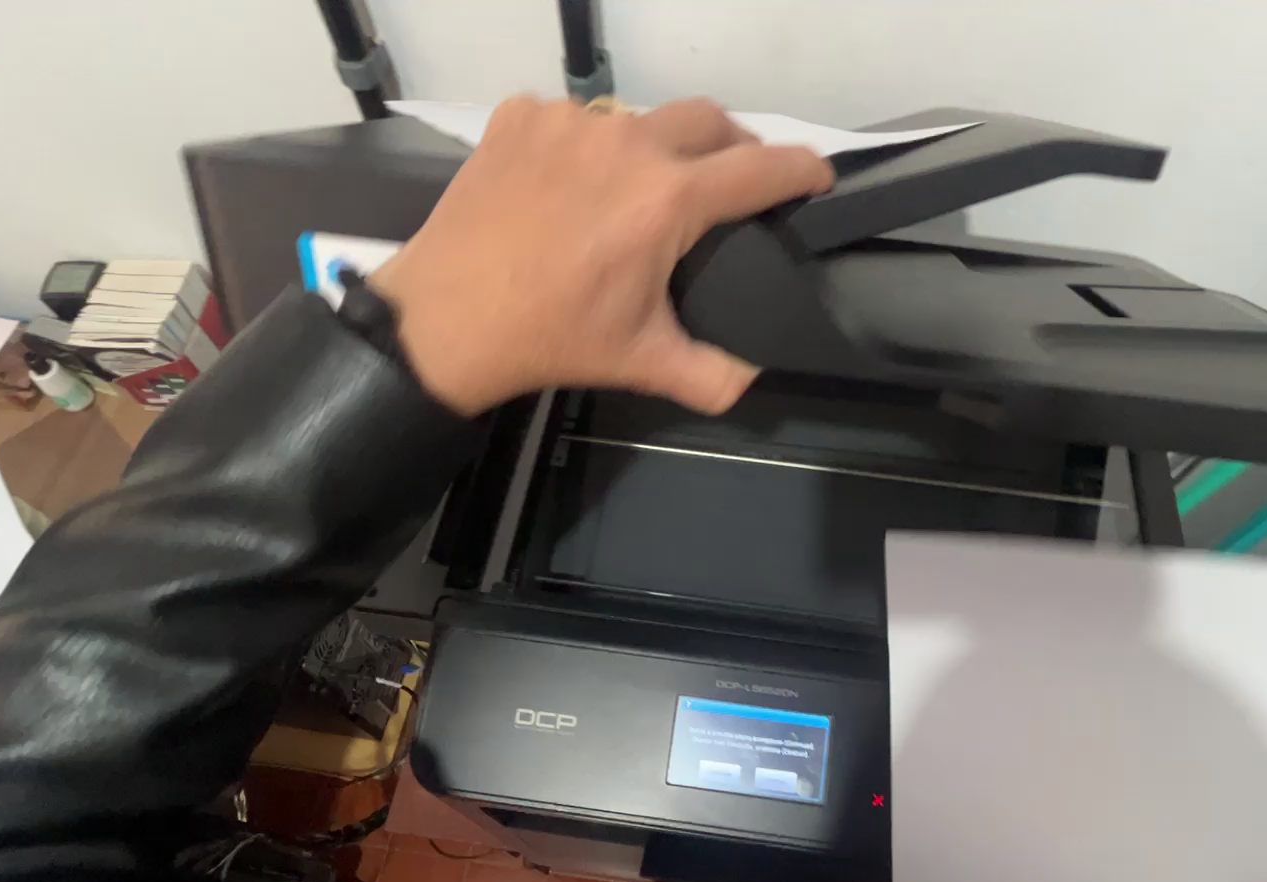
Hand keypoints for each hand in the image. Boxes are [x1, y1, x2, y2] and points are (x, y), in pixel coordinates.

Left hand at [370, 96, 834, 415]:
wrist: (448, 321)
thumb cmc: (551, 338)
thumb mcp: (641, 362)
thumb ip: (711, 376)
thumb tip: (750, 378)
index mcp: (665, 201)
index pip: (759, 168)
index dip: (800, 170)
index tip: (818, 176)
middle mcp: (625, 144)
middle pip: (710, 120)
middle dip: (737, 146)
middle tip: (736, 183)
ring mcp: (568, 122)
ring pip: (640, 120)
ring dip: (659, 149)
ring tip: (647, 193)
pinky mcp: (521, 118)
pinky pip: (577, 121)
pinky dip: (591, 149)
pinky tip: (577, 188)